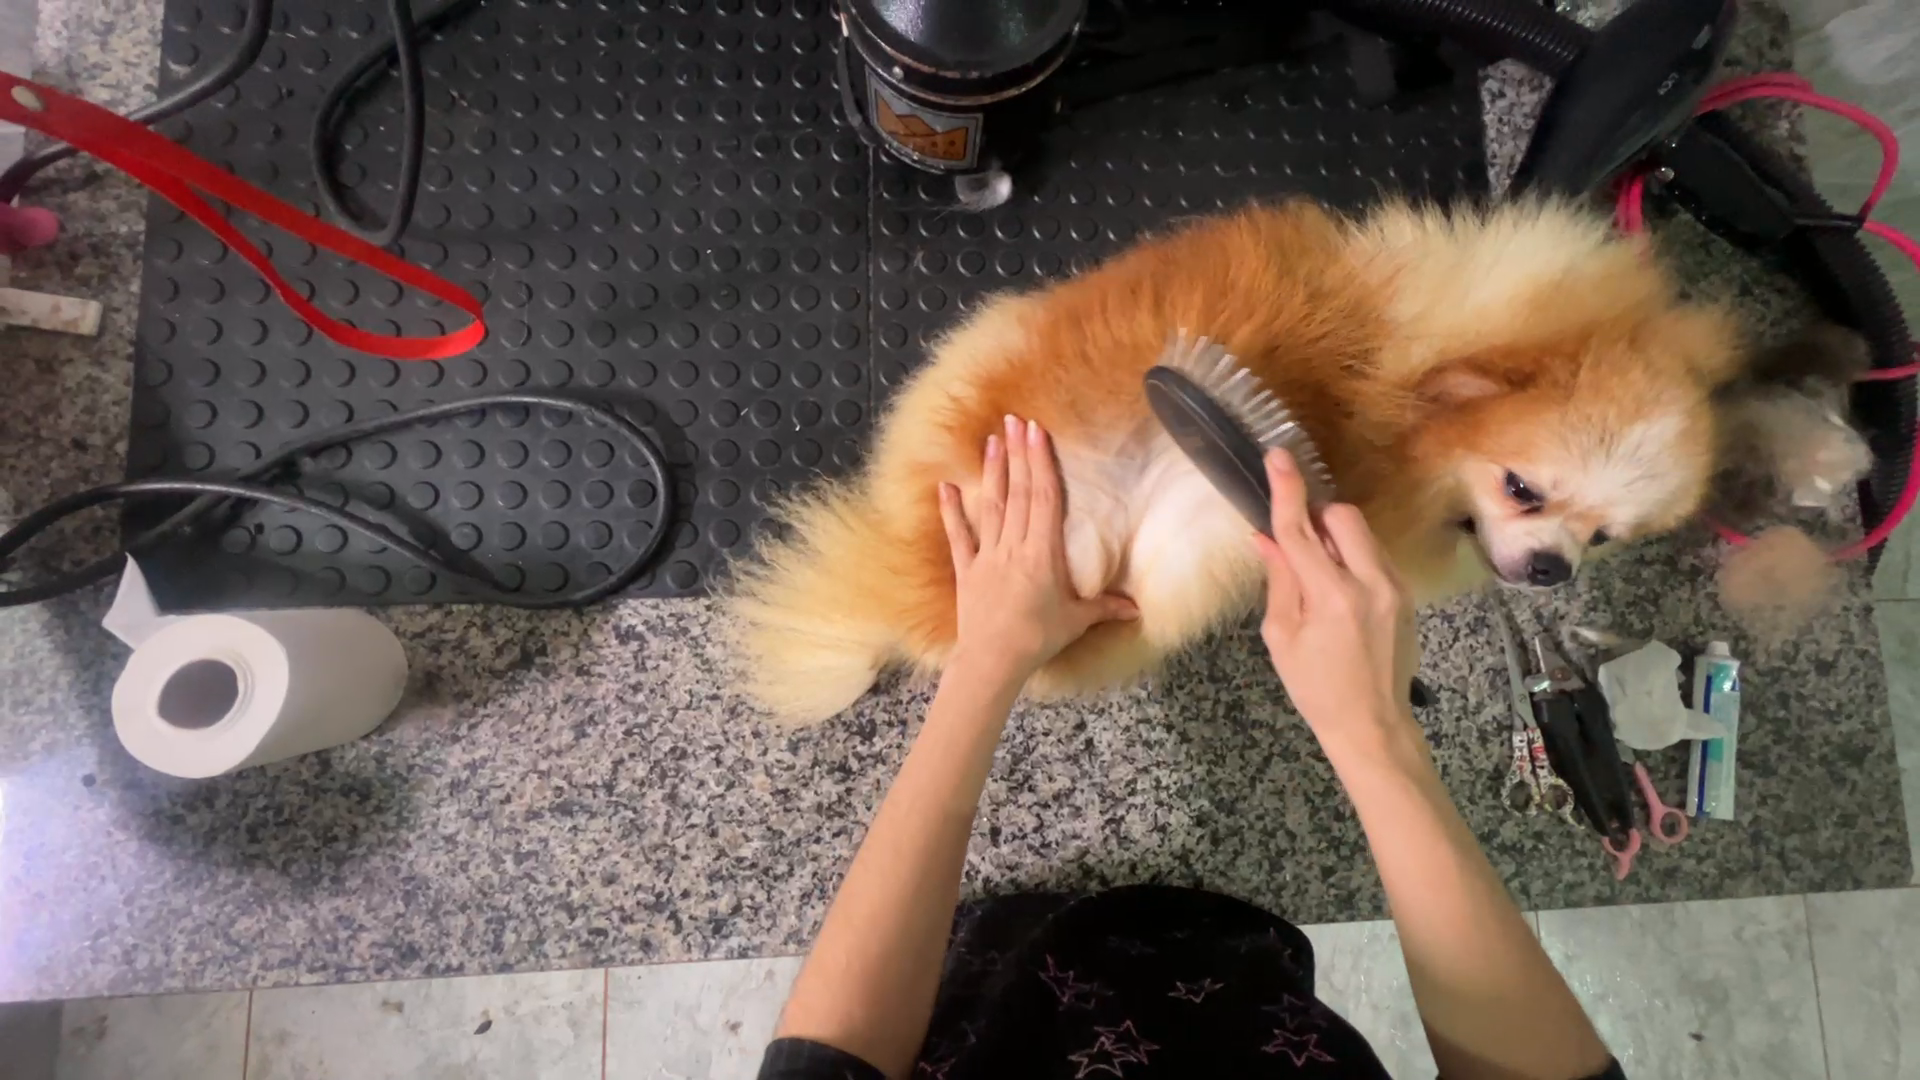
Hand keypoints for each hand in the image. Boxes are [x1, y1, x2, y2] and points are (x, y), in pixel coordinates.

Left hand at [938, 415, 1137, 686]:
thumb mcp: (1076, 621)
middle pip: (1019, 492)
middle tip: (1014, 420)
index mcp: (1042, 553)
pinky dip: (951, 512)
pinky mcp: (966, 569)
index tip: (1037, 433)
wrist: (992, 661)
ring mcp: (987, 555)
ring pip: (991, 506)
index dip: (1041, 463)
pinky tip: (945, 486)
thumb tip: (1138, 608)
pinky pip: (958, 536)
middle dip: (1018, 454)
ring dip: (992, 472)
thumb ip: (1105, 608)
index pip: (1044, 498)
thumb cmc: (1038, 639)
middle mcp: (1013, 546)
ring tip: (992, 440)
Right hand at [1253, 449, 1420, 762]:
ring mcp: (1394, 586)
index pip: (1300, 529)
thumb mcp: (1280, 634)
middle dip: (1315, 516)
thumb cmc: (1314, 684)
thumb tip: (1265, 537)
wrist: (1371, 722)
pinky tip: (1335, 587)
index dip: (1286, 489)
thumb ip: (1278, 579)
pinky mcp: (1405, 594)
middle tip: (1295, 542)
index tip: (1277, 456)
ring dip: (1332, 536)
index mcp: (1329, 594)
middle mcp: (1369, 581)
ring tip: (1315, 571)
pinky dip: (1349, 555)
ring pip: (1361, 532)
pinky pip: (1373, 554)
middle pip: (1341, 516)